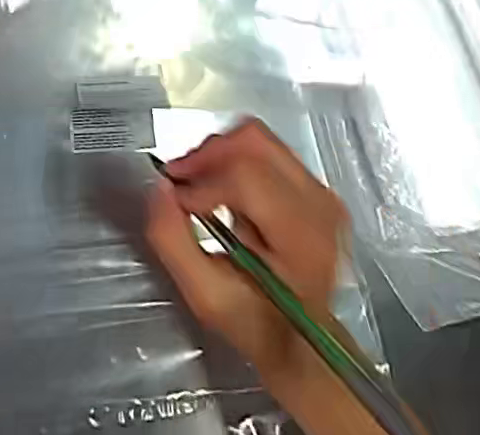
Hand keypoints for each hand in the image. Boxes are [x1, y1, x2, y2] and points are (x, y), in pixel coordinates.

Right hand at [145, 119, 349, 378]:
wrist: (304, 340)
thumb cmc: (260, 325)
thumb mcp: (206, 297)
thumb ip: (173, 241)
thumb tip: (161, 188)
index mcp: (302, 236)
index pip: (245, 176)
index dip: (201, 180)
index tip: (176, 199)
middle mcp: (319, 203)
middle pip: (252, 142)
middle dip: (206, 155)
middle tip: (178, 178)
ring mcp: (319, 189)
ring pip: (256, 138)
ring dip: (216, 153)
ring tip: (195, 182)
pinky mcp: (312, 183)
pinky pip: (263, 148)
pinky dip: (231, 158)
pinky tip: (217, 186)